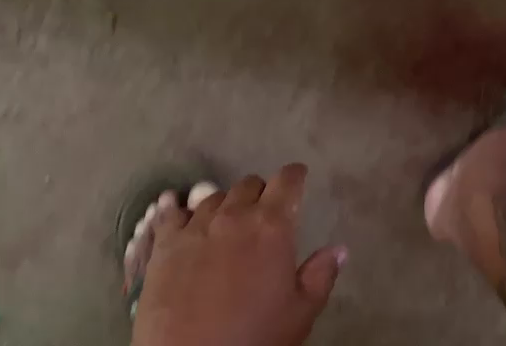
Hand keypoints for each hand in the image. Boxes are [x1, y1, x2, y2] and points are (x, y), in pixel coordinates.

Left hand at [131, 164, 345, 345]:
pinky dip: (181, 212)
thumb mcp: (299, 314)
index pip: (288, 180)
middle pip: (250, 184)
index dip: (295, 177)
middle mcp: (235, 215)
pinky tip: (183, 219)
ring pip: (215, 197)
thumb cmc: (254, 340)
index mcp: (272, 226)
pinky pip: (173, 213)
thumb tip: (339, 248)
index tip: (298, 180)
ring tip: (226, 226)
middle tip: (263, 215)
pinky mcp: (165, 244)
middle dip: (260, 194)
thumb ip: (321, 275)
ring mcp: (197, 226)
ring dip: (226, 205)